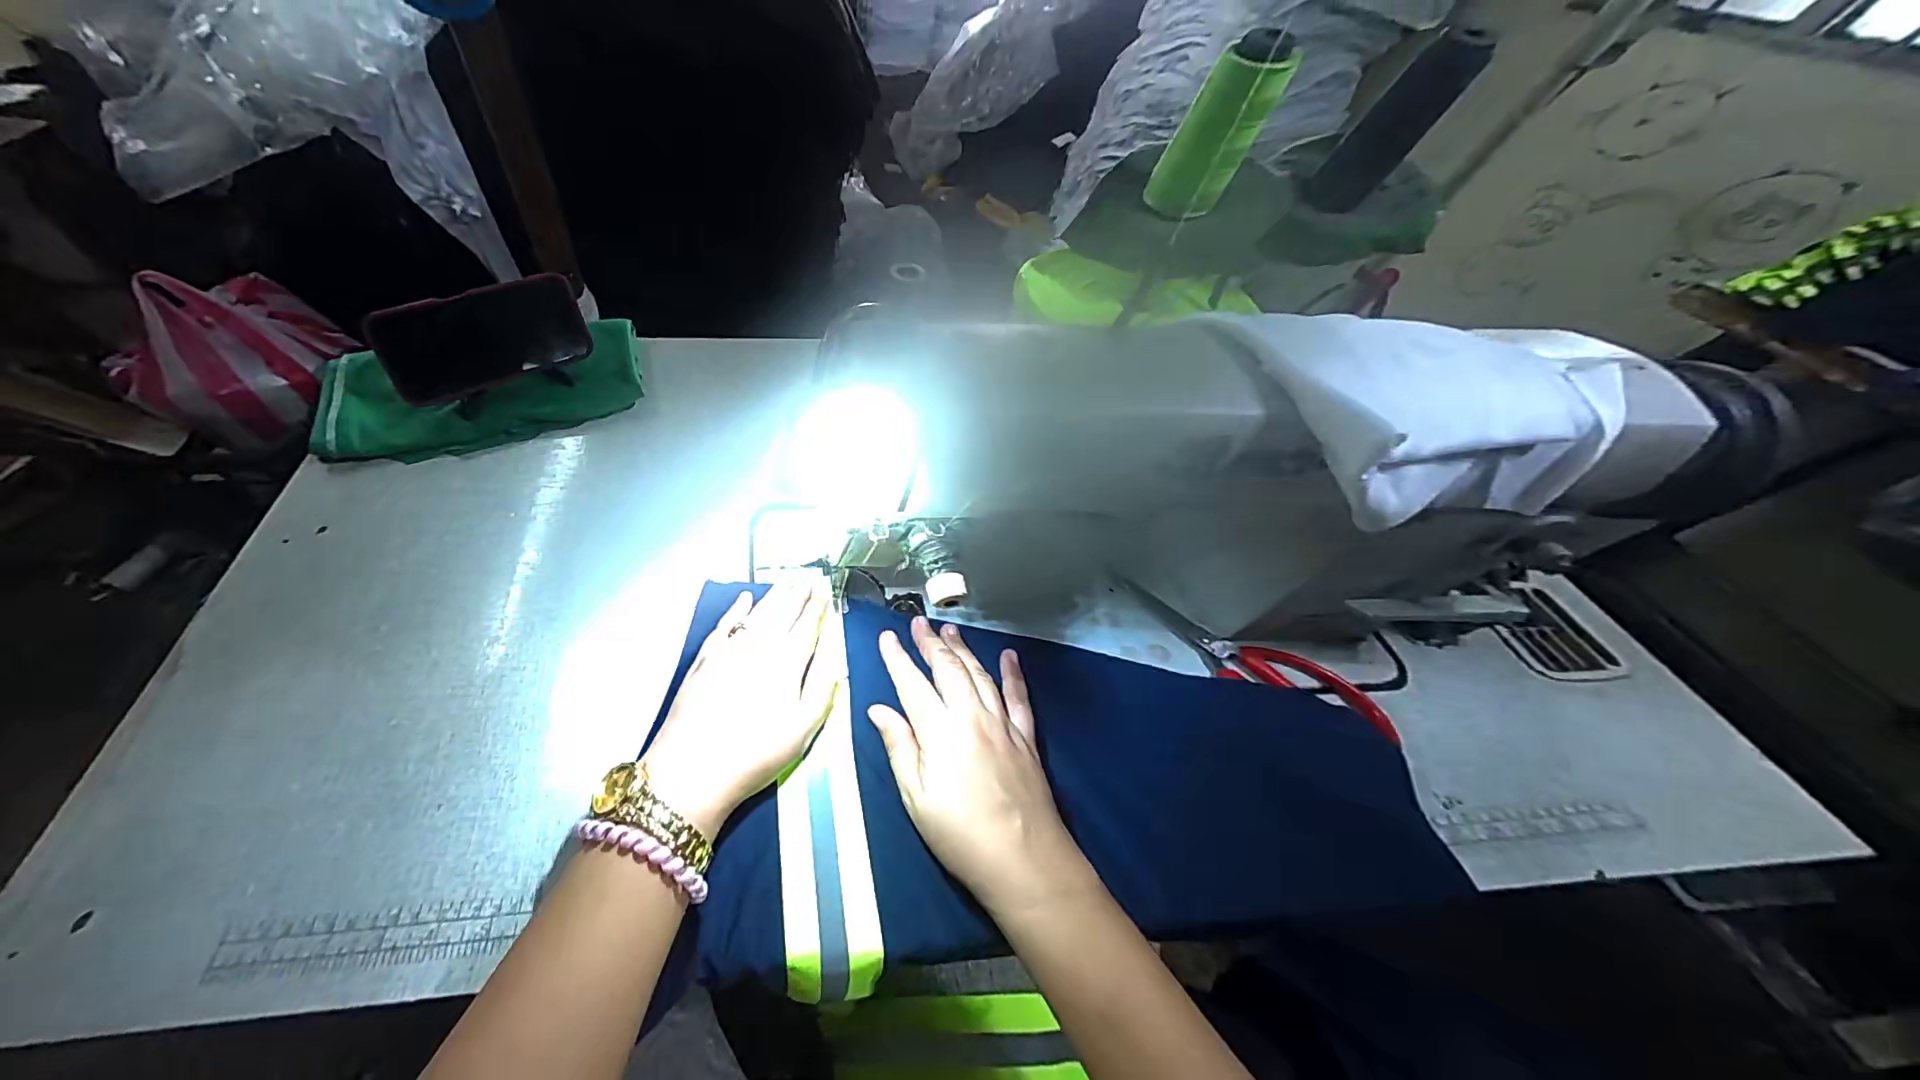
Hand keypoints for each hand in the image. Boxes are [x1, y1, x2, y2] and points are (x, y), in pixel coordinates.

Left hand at [640, 579, 836, 835]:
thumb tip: (835, 656)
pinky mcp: (704, 661)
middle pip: (782, 613)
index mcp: (786, 665)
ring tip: (786, 582)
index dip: (817, 607)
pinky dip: (736, 611)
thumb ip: (822, 688)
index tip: (824, 590)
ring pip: (756, 614)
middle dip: (797, 594)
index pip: (807, 627)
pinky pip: (724, 626)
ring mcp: (728, 652)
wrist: (690, 772)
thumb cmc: (755, 756)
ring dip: (774, 596)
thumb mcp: (803, 729)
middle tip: (807, 577)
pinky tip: (744, 600)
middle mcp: (758, 649)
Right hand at [867, 617, 1090, 916]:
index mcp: (940, 732)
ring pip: (980, 675)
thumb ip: (900, 748)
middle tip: (918, 623)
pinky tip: (1008, 656)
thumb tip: (879, 711)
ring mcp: (1003, 724)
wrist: (1023, 857)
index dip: (898, 660)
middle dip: (930, 644)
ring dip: (964, 651)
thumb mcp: (916, 798)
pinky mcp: (1026, 736)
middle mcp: (972, 717)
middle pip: (948, 671)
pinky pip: (1018, 696)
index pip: (913, 686)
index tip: (887, 639)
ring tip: (950, 631)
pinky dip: (1012, 673)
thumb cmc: (960, 834)